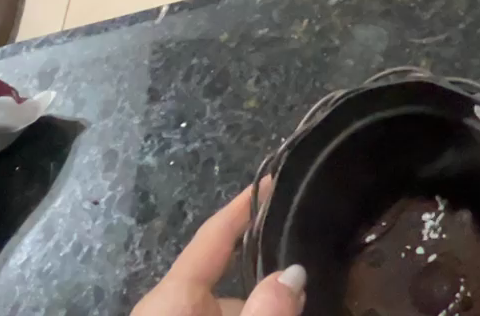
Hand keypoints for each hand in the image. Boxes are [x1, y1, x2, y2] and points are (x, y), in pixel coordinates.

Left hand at [130, 187, 306, 315]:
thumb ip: (264, 312)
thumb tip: (295, 273)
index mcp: (173, 297)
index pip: (215, 233)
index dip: (246, 203)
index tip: (276, 177)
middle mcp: (170, 305)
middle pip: (227, 270)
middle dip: (266, 259)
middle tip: (310, 243)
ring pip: (228, 301)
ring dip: (261, 298)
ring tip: (303, 289)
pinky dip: (249, 310)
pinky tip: (279, 310)